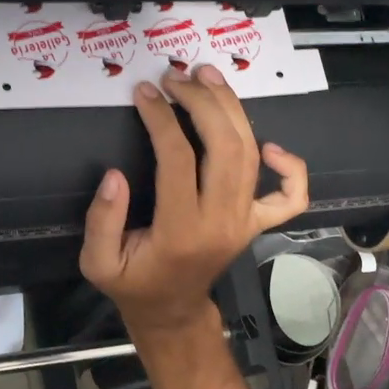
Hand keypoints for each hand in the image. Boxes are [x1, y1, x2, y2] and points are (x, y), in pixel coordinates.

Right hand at [80, 64, 308, 338]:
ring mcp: (244, 222)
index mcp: (180, 231)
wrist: (171, 311)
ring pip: (250, 154)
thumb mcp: (98, 263)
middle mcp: (220, 222)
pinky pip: (290, 195)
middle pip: (225, 147)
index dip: (161, 118)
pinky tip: (268, 144)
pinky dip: (289, 166)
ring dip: (232, 110)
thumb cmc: (133, 285)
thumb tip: (114, 176)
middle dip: (202, 102)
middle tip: (176, 76)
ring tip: (207, 78)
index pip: (178, 159)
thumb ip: (101, 221)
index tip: (144, 93)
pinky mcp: (256, 223)